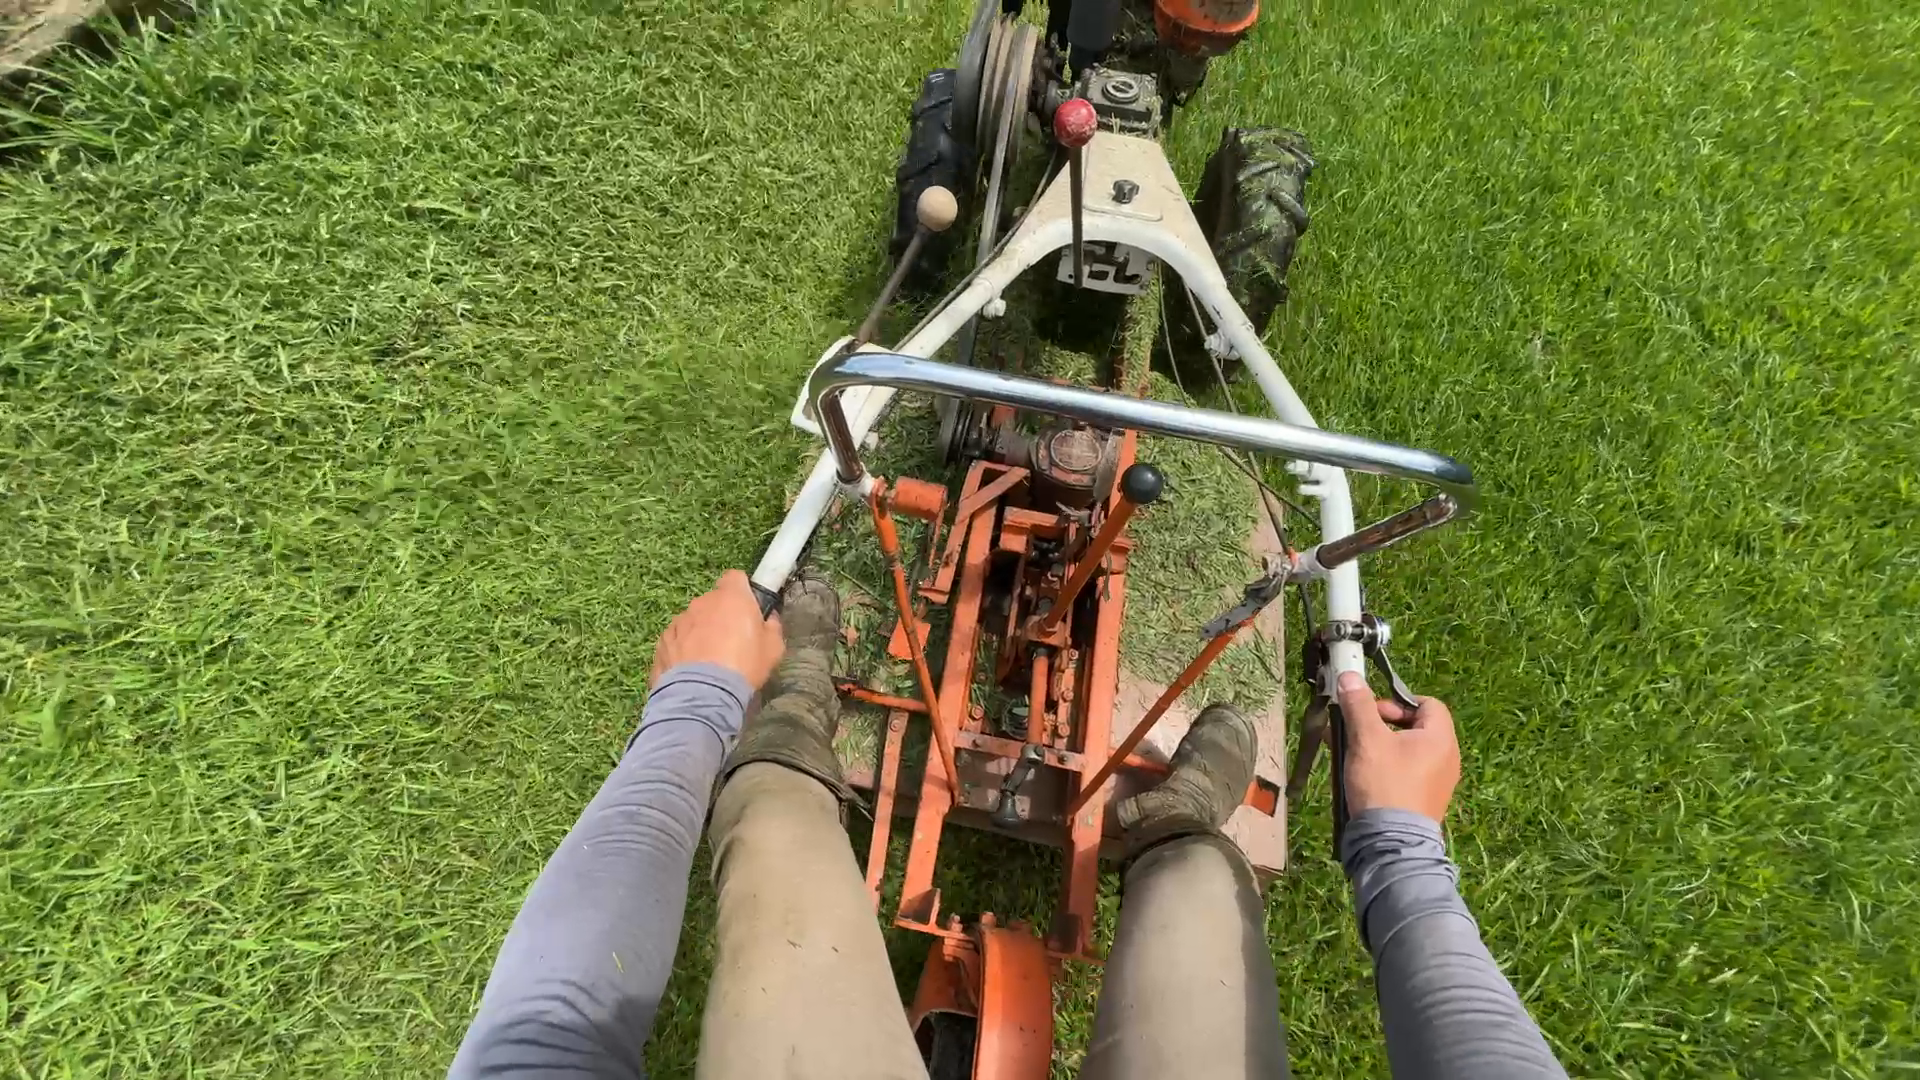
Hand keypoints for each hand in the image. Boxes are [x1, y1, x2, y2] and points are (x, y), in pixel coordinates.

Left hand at [650, 570, 784, 689]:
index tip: (748, 608)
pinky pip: (678, 639)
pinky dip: (684, 649)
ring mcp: (679, 621)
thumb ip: (772, 626)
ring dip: (702, 631)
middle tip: (734, 640)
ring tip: (710, 660)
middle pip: (714, 600)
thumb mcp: (773, 648)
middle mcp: (702, 602)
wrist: (703, 695)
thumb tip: (769, 619)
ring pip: (694, 619)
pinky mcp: (662, 642)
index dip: (742, 590)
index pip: (735, 577)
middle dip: (722, 615)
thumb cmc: (744, 666)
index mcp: (732, 597)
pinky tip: (693, 670)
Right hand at [1337, 670, 1459, 823]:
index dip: (1398, 700)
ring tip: (1348, 748)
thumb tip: (1350, 676)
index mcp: (1440, 740)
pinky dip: (1381, 761)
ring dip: (1376, 741)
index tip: (1371, 710)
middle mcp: (1445, 758)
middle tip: (1357, 729)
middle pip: (1413, 724)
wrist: (1390, 841)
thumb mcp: (1367, 739)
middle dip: (1380, 721)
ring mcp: (1435, 780)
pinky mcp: (1422, 796)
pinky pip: (1403, 767)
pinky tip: (1357, 767)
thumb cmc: (1384, 783)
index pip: (1428, 703)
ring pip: (1403, 746)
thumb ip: (1359, 705)